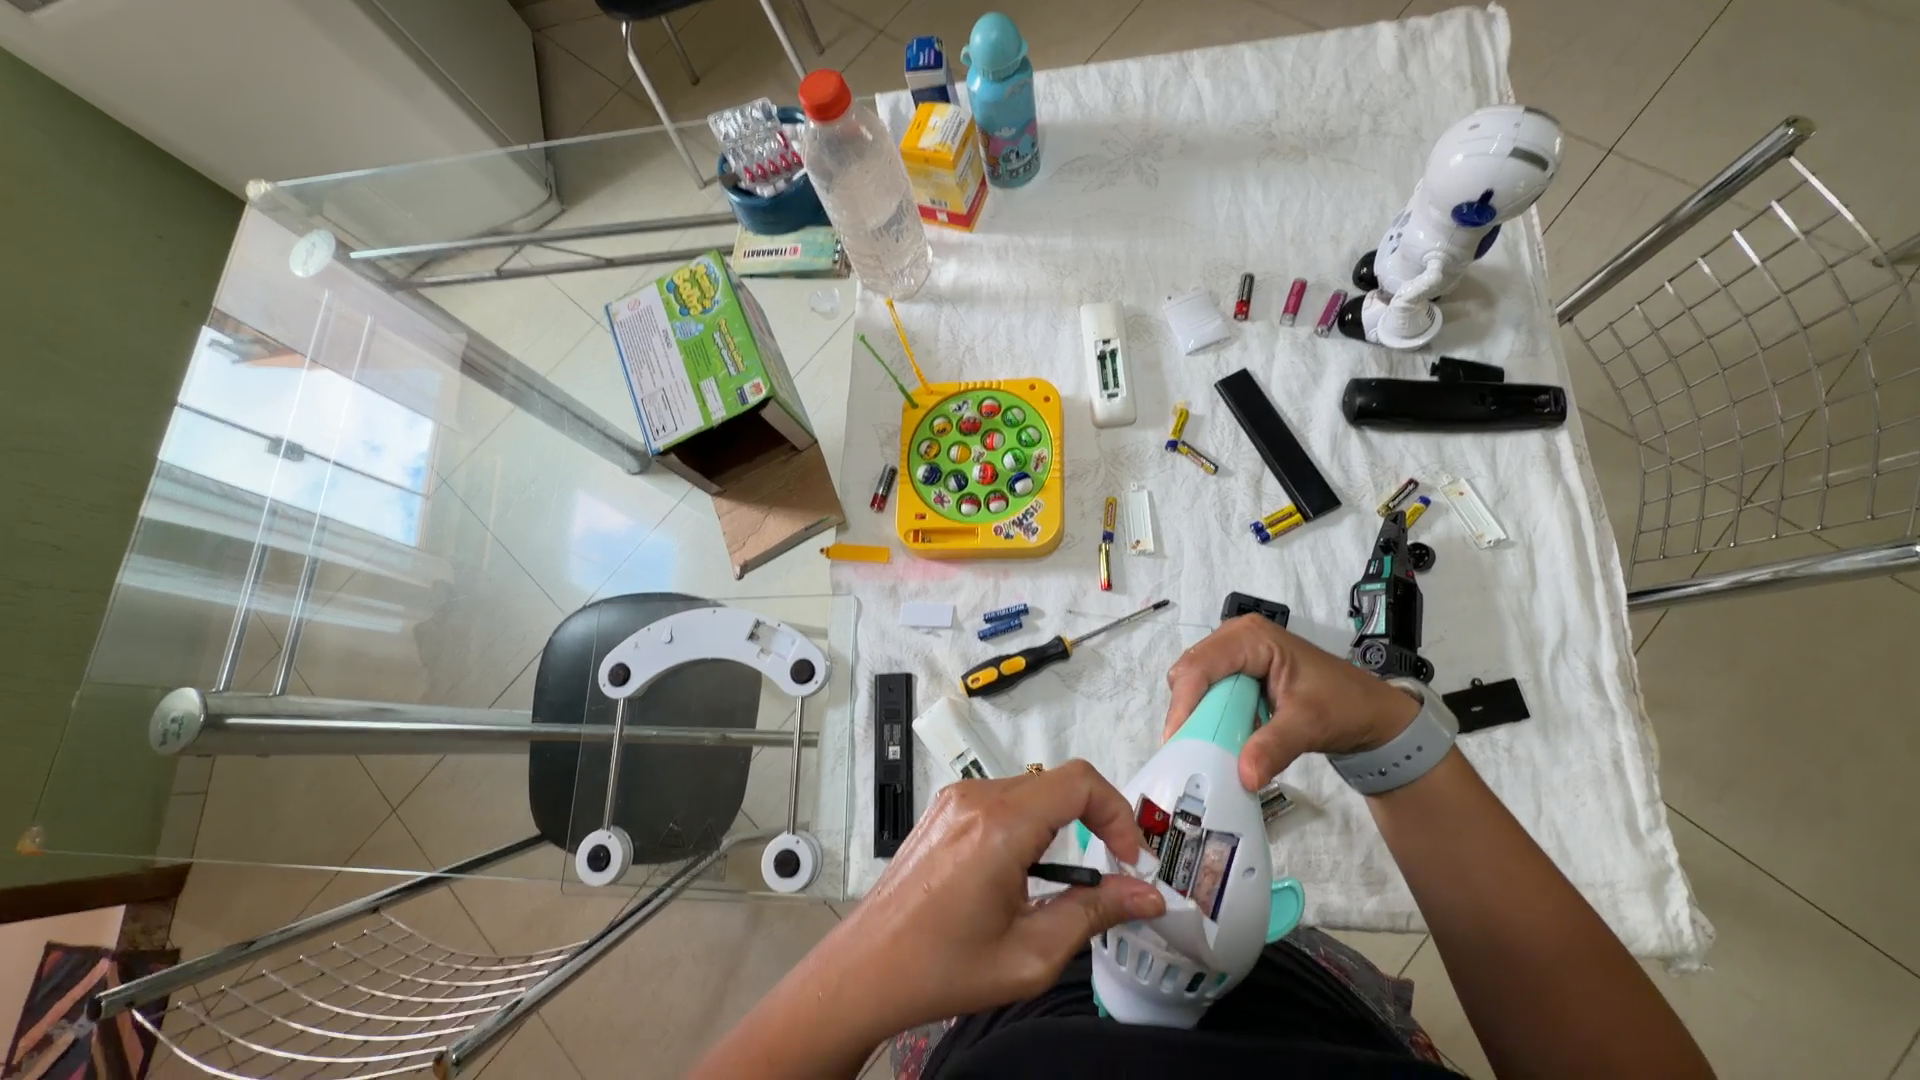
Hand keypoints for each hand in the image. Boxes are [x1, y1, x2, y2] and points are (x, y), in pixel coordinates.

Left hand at [824, 761, 1165, 1033]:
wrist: (866, 968)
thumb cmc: (942, 967)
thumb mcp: (1030, 953)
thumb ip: (1094, 913)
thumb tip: (1147, 895)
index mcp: (999, 826)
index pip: (1079, 781)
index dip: (1118, 813)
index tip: (1129, 860)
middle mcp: (975, 798)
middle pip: (1058, 782)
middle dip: (1095, 820)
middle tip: (1110, 871)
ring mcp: (955, 799)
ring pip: (1032, 789)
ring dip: (1061, 825)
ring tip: (1060, 880)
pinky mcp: (944, 809)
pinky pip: (1003, 800)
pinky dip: (1030, 824)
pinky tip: (1022, 872)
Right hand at [1164, 615, 1420, 790]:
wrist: (1370, 712)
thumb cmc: (1344, 706)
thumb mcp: (1309, 725)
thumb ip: (1274, 747)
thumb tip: (1244, 777)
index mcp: (1251, 638)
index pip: (1201, 666)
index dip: (1184, 703)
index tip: (1176, 741)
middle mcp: (1236, 637)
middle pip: (1190, 671)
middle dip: (1186, 709)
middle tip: (1188, 747)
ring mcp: (1234, 653)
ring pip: (1194, 681)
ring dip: (1196, 714)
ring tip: (1201, 745)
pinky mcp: (1237, 671)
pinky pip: (1208, 691)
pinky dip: (1208, 715)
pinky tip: (1218, 736)